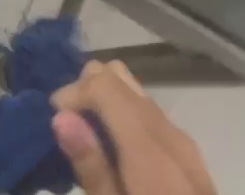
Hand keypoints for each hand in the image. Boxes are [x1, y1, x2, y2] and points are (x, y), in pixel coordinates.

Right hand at [51, 61, 215, 194]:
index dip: (72, 94)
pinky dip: (122, 116)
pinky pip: (147, 112)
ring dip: (104, 102)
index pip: (103, 82)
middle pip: (118, 76)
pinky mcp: (188, 153)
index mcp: (150, 149)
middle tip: (70, 132)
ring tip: (88, 141)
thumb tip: (61, 116)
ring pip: (133, 90)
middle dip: (86, 92)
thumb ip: (92, 168)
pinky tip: (114, 153)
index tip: (55, 125)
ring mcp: (183, 141)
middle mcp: (169, 133)